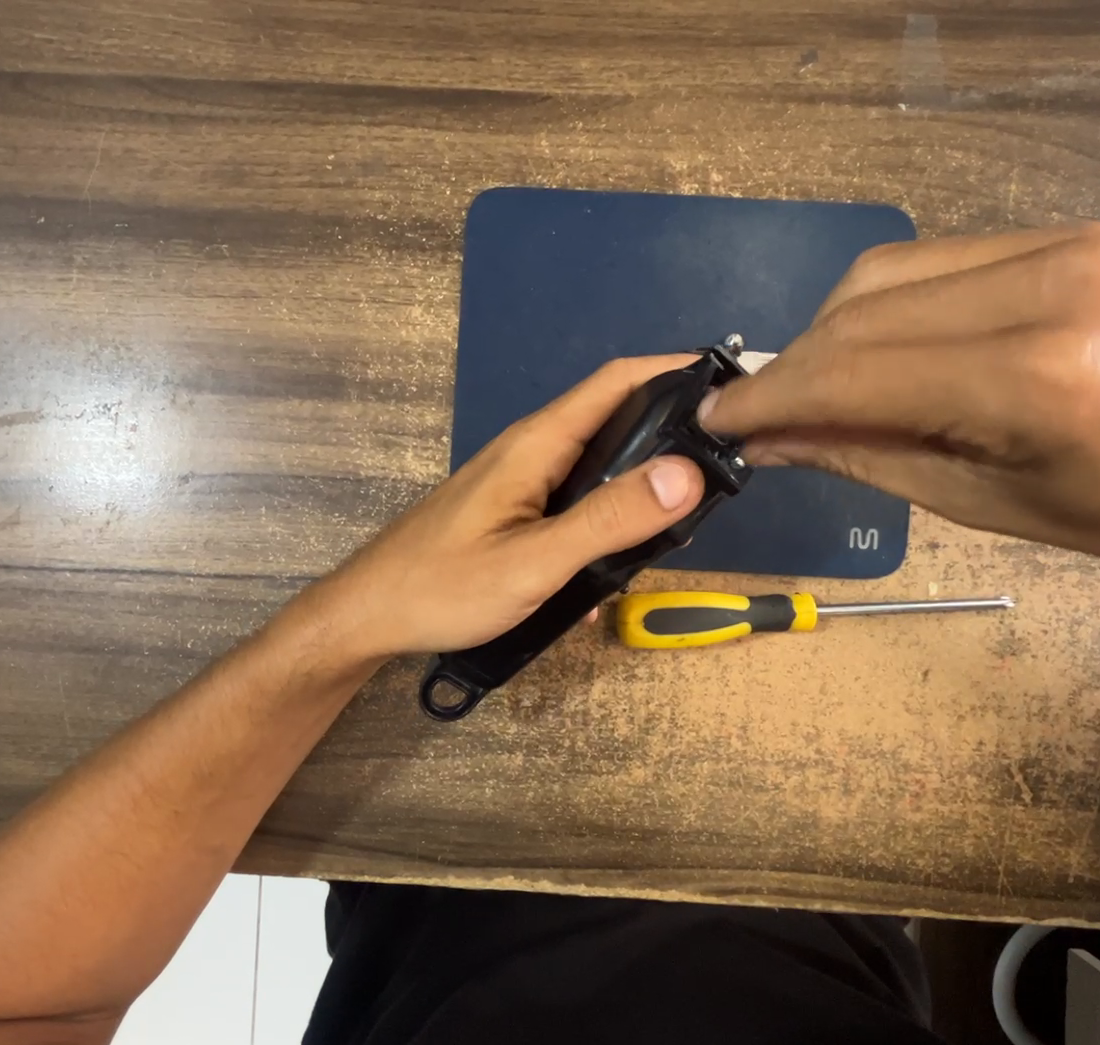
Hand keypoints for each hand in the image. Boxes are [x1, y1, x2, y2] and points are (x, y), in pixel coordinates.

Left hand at [308, 355, 704, 656]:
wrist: (370, 615)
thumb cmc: (444, 587)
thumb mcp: (535, 560)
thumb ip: (608, 520)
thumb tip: (686, 473)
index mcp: (538, 443)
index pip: (617, 381)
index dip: (674, 373)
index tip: (729, 393)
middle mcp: (531, 450)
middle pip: (613, 422)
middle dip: (668, 441)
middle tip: (718, 477)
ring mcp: (520, 481)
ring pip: (596, 469)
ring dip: (635, 493)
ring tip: (674, 530)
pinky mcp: (513, 511)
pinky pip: (572, 505)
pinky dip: (601, 528)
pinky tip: (610, 574)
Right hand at [700, 223, 1099, 604]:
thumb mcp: (988, 505)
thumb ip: (865, 456)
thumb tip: (770, 440)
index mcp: (1035, 381)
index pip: (850, 371)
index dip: (767, 397)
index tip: (716, 420)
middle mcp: (1048, 287)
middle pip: (858, 312)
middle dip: (791, 368)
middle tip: (761, 418)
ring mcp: (1067, 246)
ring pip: (887, 276)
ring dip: (832, 334)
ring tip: (822, 392)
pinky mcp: (1076, 234)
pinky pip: (937, 264)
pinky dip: (885, 309)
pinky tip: (885, 354)